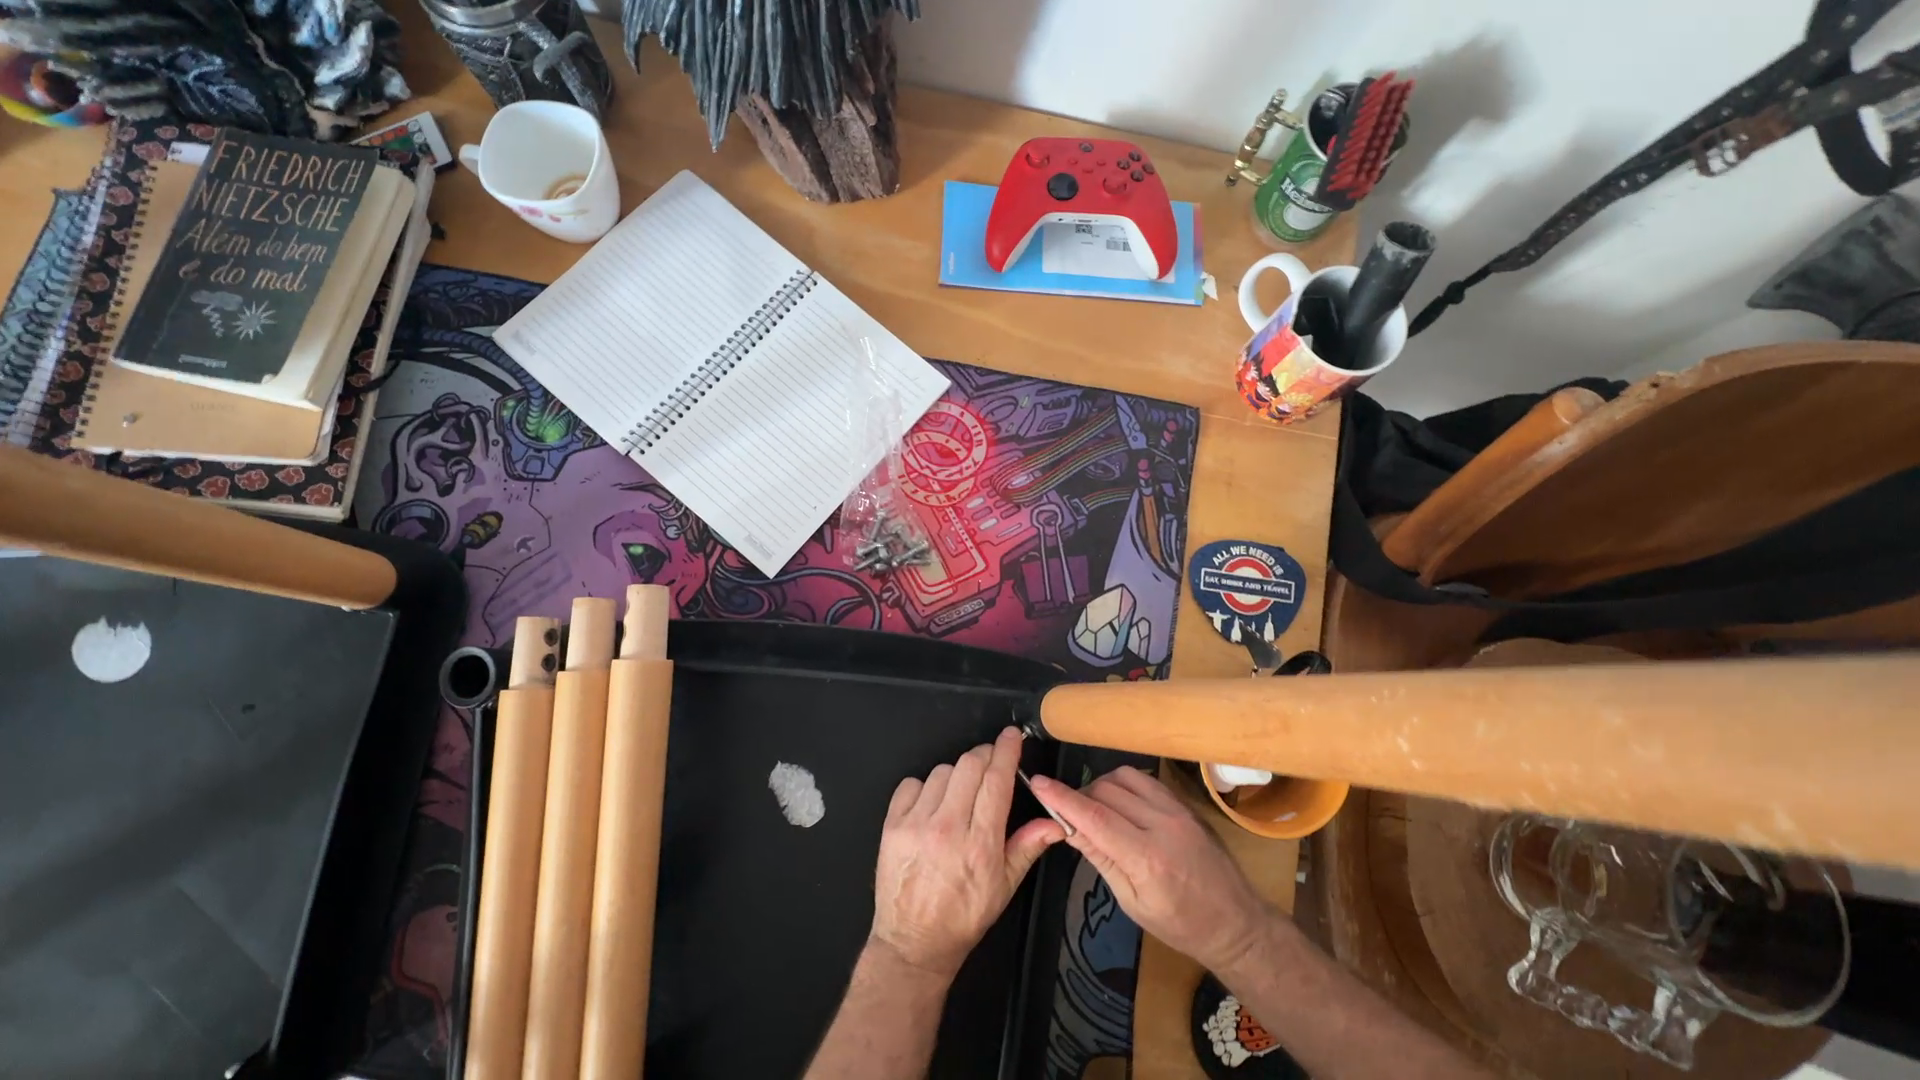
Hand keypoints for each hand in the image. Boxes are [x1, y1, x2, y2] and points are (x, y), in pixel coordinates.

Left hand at [869, 727, 1064, 978]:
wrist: (914, 941)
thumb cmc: (964, 915)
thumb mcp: (1005, 887)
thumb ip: (1028, 846)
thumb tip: (1058, 821)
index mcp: (980, 843)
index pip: (996, 780)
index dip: (1006, 751)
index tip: (1012, 736)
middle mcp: (947, 827)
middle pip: (969, 765)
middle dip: (984, 756)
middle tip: (991, 763)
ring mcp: (916, 825)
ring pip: (942, 771)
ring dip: (957, 775)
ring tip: (961, 795)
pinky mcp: (892, 826)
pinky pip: (911, 784)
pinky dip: (924, 787)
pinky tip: (932, 804)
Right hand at [1027, 766, 1271, 972]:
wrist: (1235, 922)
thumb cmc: (1180, 925)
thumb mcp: (1131, 902)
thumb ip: (1100, 858)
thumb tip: (1067, 828)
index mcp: (1147, 858)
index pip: (1094, 817)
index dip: (1062, 798)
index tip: (1038, 783)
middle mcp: (1163, 825)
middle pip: (1105, 792)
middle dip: (1080, 798)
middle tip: (1069, 817)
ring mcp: (1178, 811)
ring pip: (1124, 777)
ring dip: (1102, 787)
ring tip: (1095, 810)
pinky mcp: (1185, 805)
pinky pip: (1146, 780)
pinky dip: (1125, 786)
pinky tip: (1121, 805)